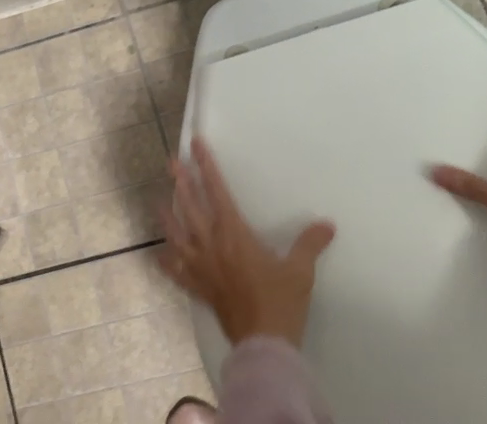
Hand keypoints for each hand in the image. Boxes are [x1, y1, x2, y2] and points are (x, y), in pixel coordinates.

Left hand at [159, 137, 336, 346]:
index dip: (206, 165)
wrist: (264, 343)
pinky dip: (168, 263)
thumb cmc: (281, 301)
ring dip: (168, 217)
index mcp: (233, 233)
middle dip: (182, 183)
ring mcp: (201, 267)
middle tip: (171, 163)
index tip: (195, 144)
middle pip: (191, 207)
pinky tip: (160, 256)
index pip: (217, 190)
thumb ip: (310, 243)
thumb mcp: (300, 270)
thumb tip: (327, 224)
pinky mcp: (199, 289)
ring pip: (178, 235)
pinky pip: (177, 273)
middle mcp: (212, 245)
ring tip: (159, 202)